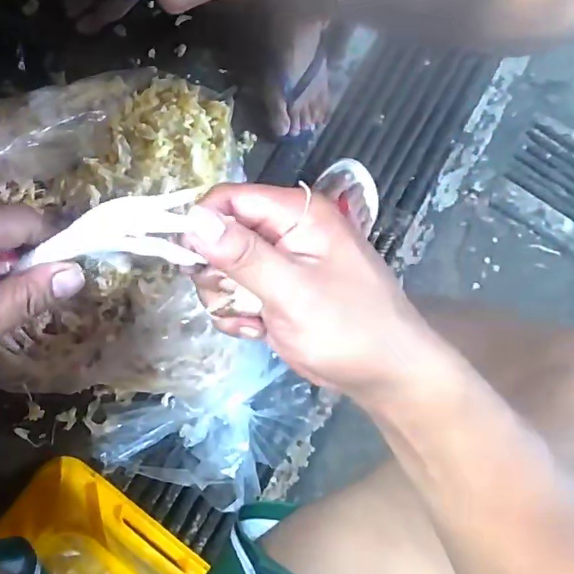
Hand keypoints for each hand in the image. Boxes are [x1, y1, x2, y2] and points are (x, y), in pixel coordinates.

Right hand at [182, 183, 442, 397]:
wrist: (384, 375)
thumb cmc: (348, 329)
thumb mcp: (293, 292)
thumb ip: (243, 256)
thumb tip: (194, 219)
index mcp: (299, 215)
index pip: (231, 198)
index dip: (203, 224)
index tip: (189, 258)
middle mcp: (287, 231)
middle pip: (221, 233)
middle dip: (216, 270)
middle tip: (230, 298)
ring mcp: (281, 262)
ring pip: (222, 267)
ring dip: (225, 297)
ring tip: (251, 320)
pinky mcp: (276, 291)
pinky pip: (236, 292)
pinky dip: (237, 313)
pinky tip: (256, 330)